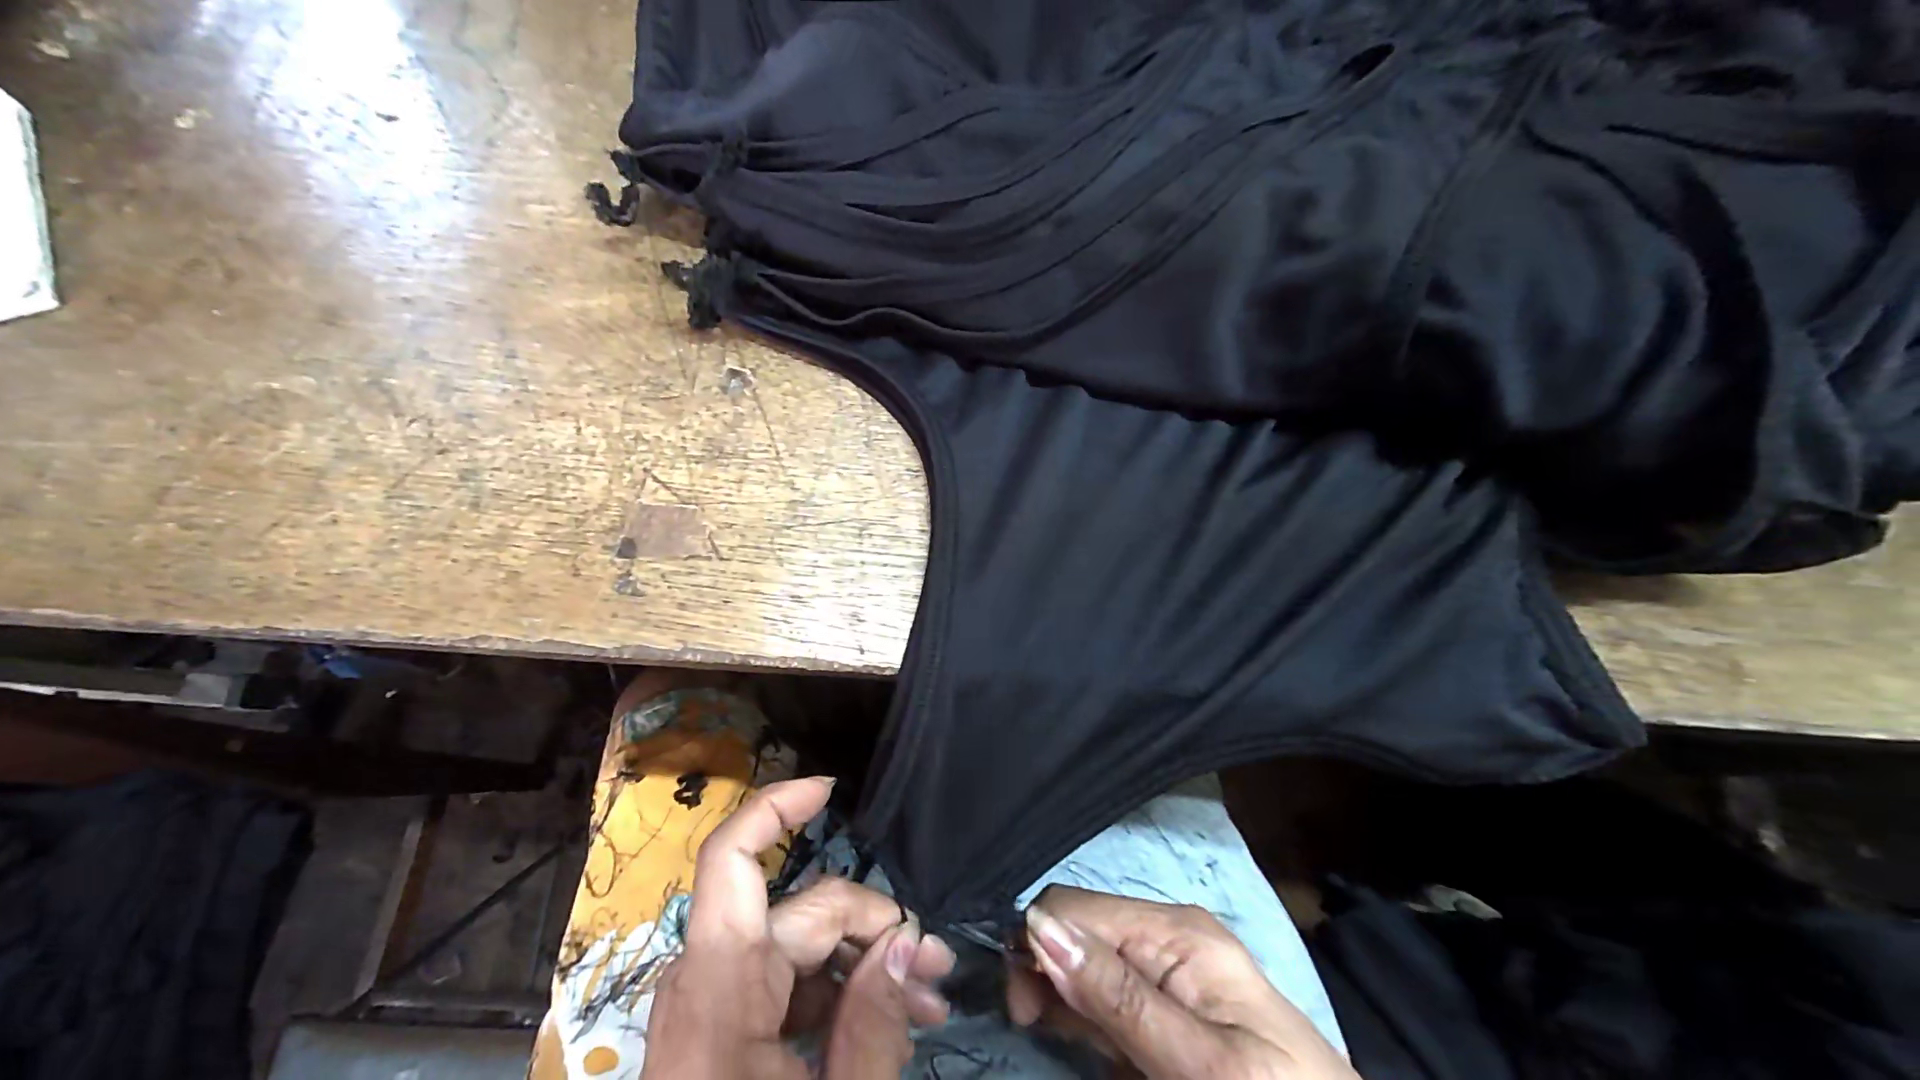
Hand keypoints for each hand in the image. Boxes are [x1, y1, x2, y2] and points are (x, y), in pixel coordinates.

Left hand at [642, 777, 955, 1079]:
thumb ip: (874, 1024)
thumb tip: (906, 941)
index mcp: (721, 985)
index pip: (732, 861)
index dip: (775, 809)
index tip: (829, 790)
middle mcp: (710, 978)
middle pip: (801, 913)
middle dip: (875, 927)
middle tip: (939, 966)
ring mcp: (714, 1005)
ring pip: (799, 950)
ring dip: (864, 965)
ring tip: (928, 1001)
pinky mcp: (723, 1031)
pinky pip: (786, 989)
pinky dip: (837, 996)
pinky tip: (889, 1020)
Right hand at [1008, 886, 1358, 1079]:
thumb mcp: (1204, 1064)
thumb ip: (1120, 997)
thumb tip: (1039, 925)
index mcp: (1175, 930)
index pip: (1074, 908)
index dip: (1036, 948)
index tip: (1024, 1014)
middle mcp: (1167, 934)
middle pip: (1077, 930)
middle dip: (1048, 975)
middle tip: (1044, 1036)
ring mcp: (1170, 967)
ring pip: (1086, 964)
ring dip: (1066, 1003)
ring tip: (1084, 1051)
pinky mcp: (1171, 1001)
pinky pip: (1110, 994)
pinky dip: (1091, 1019)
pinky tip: (1099, 1047)